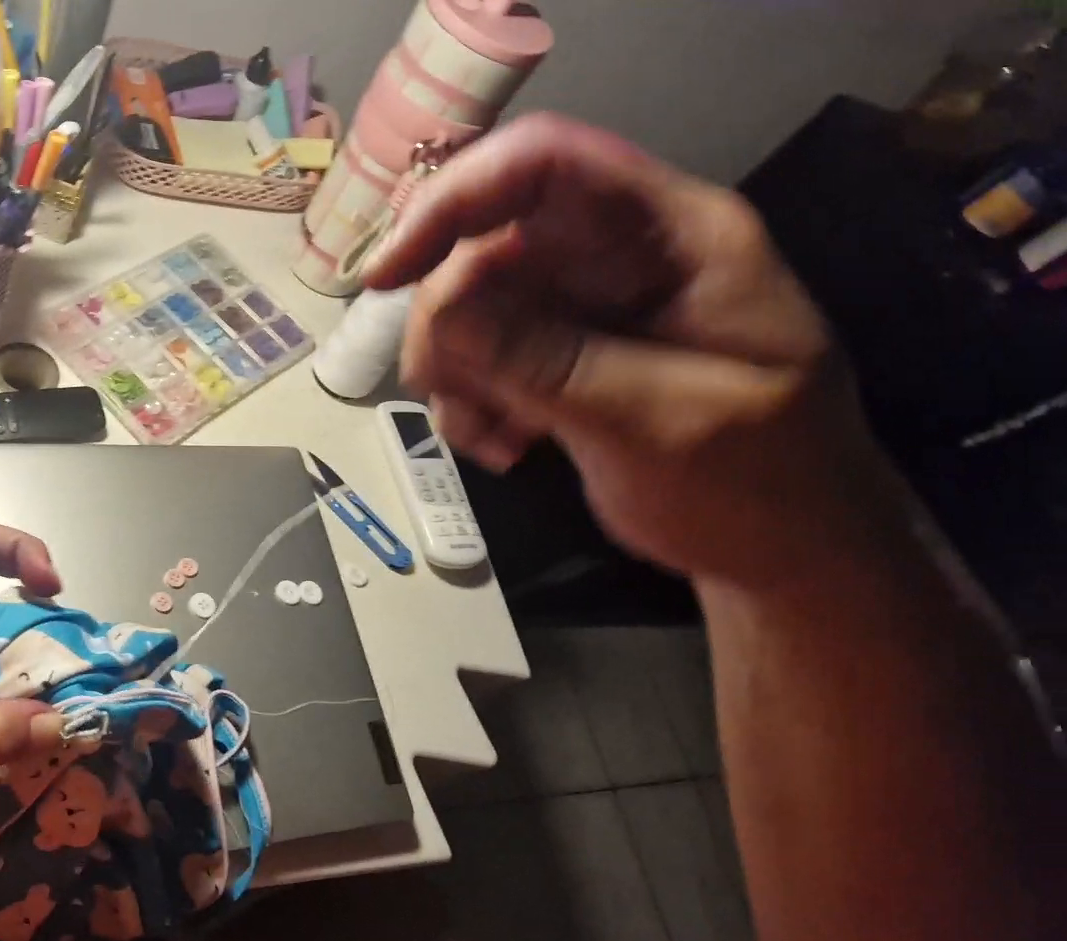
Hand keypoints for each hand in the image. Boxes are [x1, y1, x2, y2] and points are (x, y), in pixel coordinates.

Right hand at [361, 114, 903, 587]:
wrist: (779, 548)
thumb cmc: (760, 484)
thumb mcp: (664, 422)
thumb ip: (555, 365)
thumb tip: (440, 316)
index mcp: (670, 238)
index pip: (544, 167)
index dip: (453, 201)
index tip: (384, 277)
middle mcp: (614, 256)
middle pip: (484, 242)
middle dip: (443, 321)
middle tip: (446, 393)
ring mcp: (580, 308)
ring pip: (465, 307)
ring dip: (452, 373)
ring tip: (490, 435)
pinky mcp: (553, 357)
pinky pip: (474, 359)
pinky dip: (467, 404)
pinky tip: (504, 446)